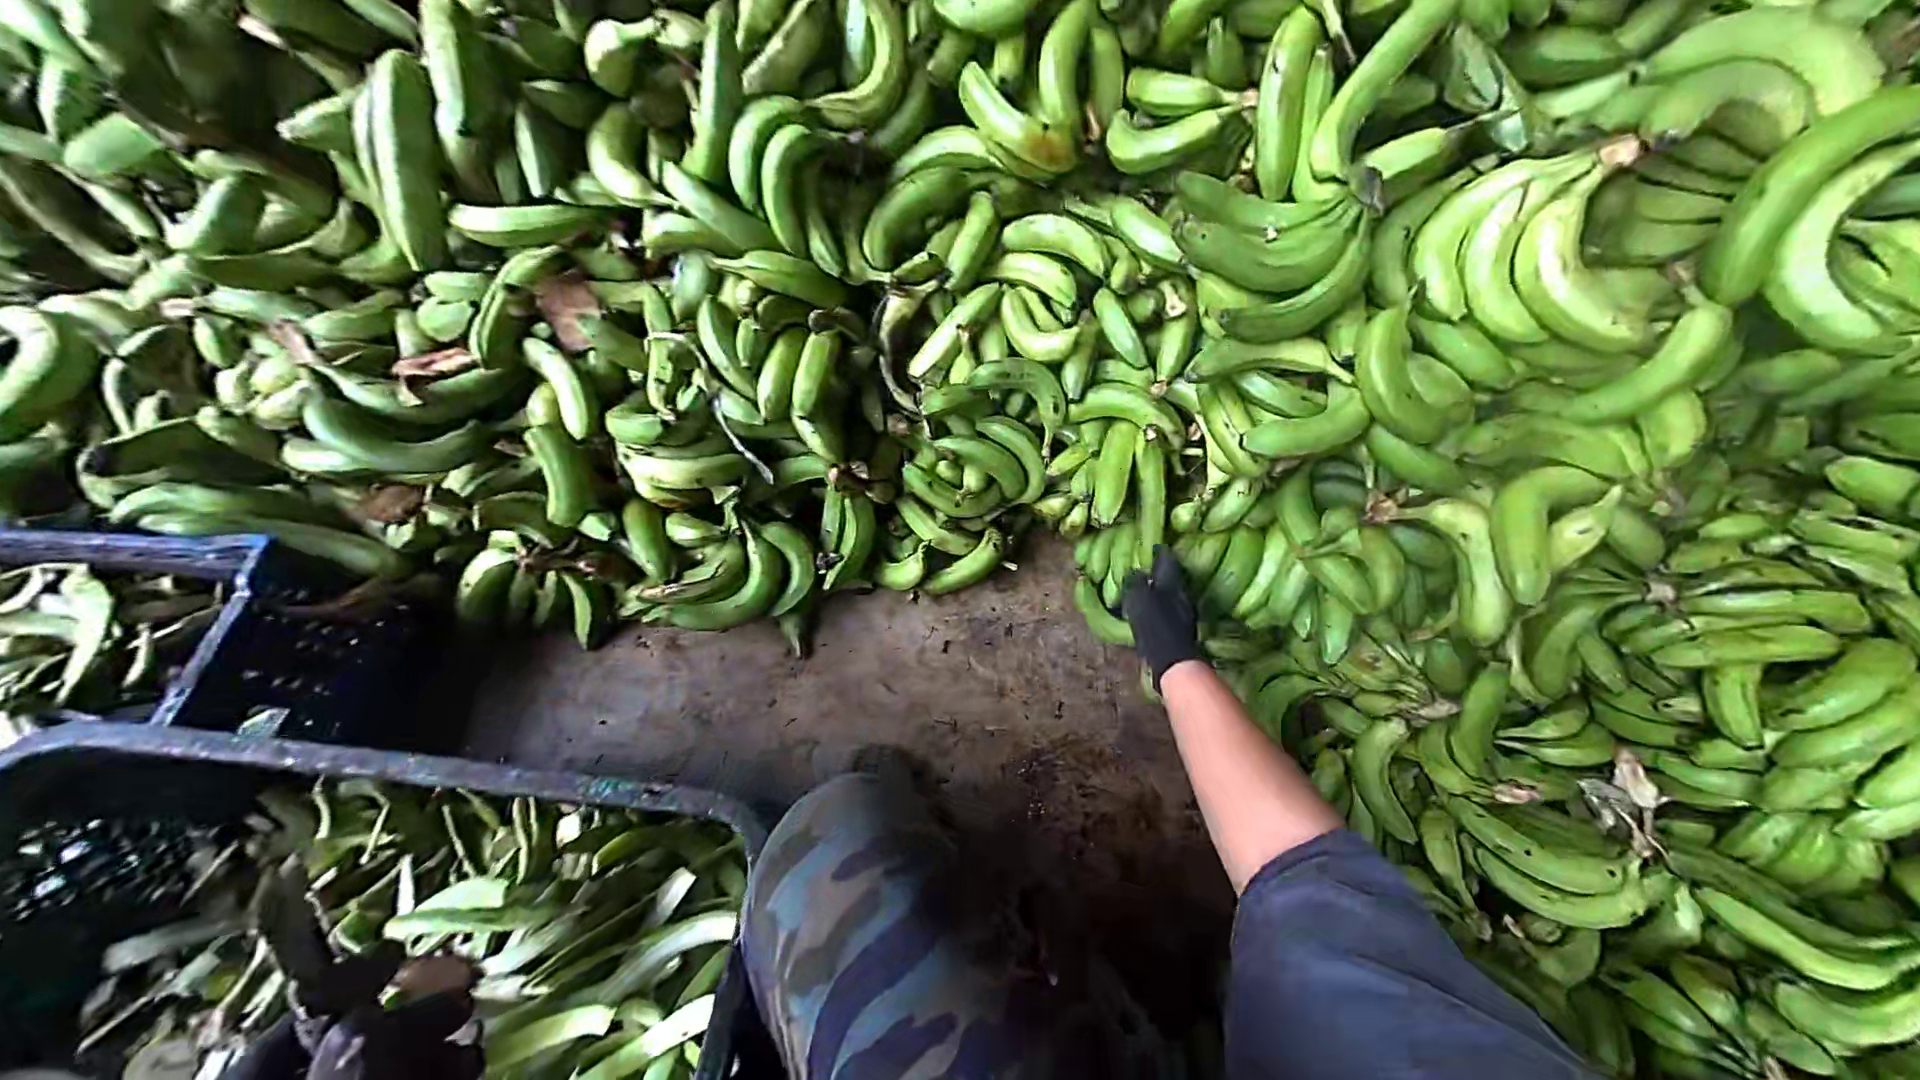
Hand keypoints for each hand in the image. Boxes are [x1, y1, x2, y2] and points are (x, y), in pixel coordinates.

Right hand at [1122, 545, 1202, 688]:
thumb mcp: (1138, 599)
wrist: (1173, 661)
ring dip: (1160, 589)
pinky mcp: (1181, 629)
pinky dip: (1160, 606)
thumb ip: (1136, 583)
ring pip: (1171, 592)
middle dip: (1158, 571)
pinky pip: (1170, 609)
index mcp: (1171, 582)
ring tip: (1144, 590)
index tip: (1148, 547)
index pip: (1166, 558)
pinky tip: (1150, 612)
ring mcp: (1185, 612)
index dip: (1157, 551)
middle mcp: (1182, 593)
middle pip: (1171, 576)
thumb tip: (1135, 572)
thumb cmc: (1154, 627)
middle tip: (1143, 567)